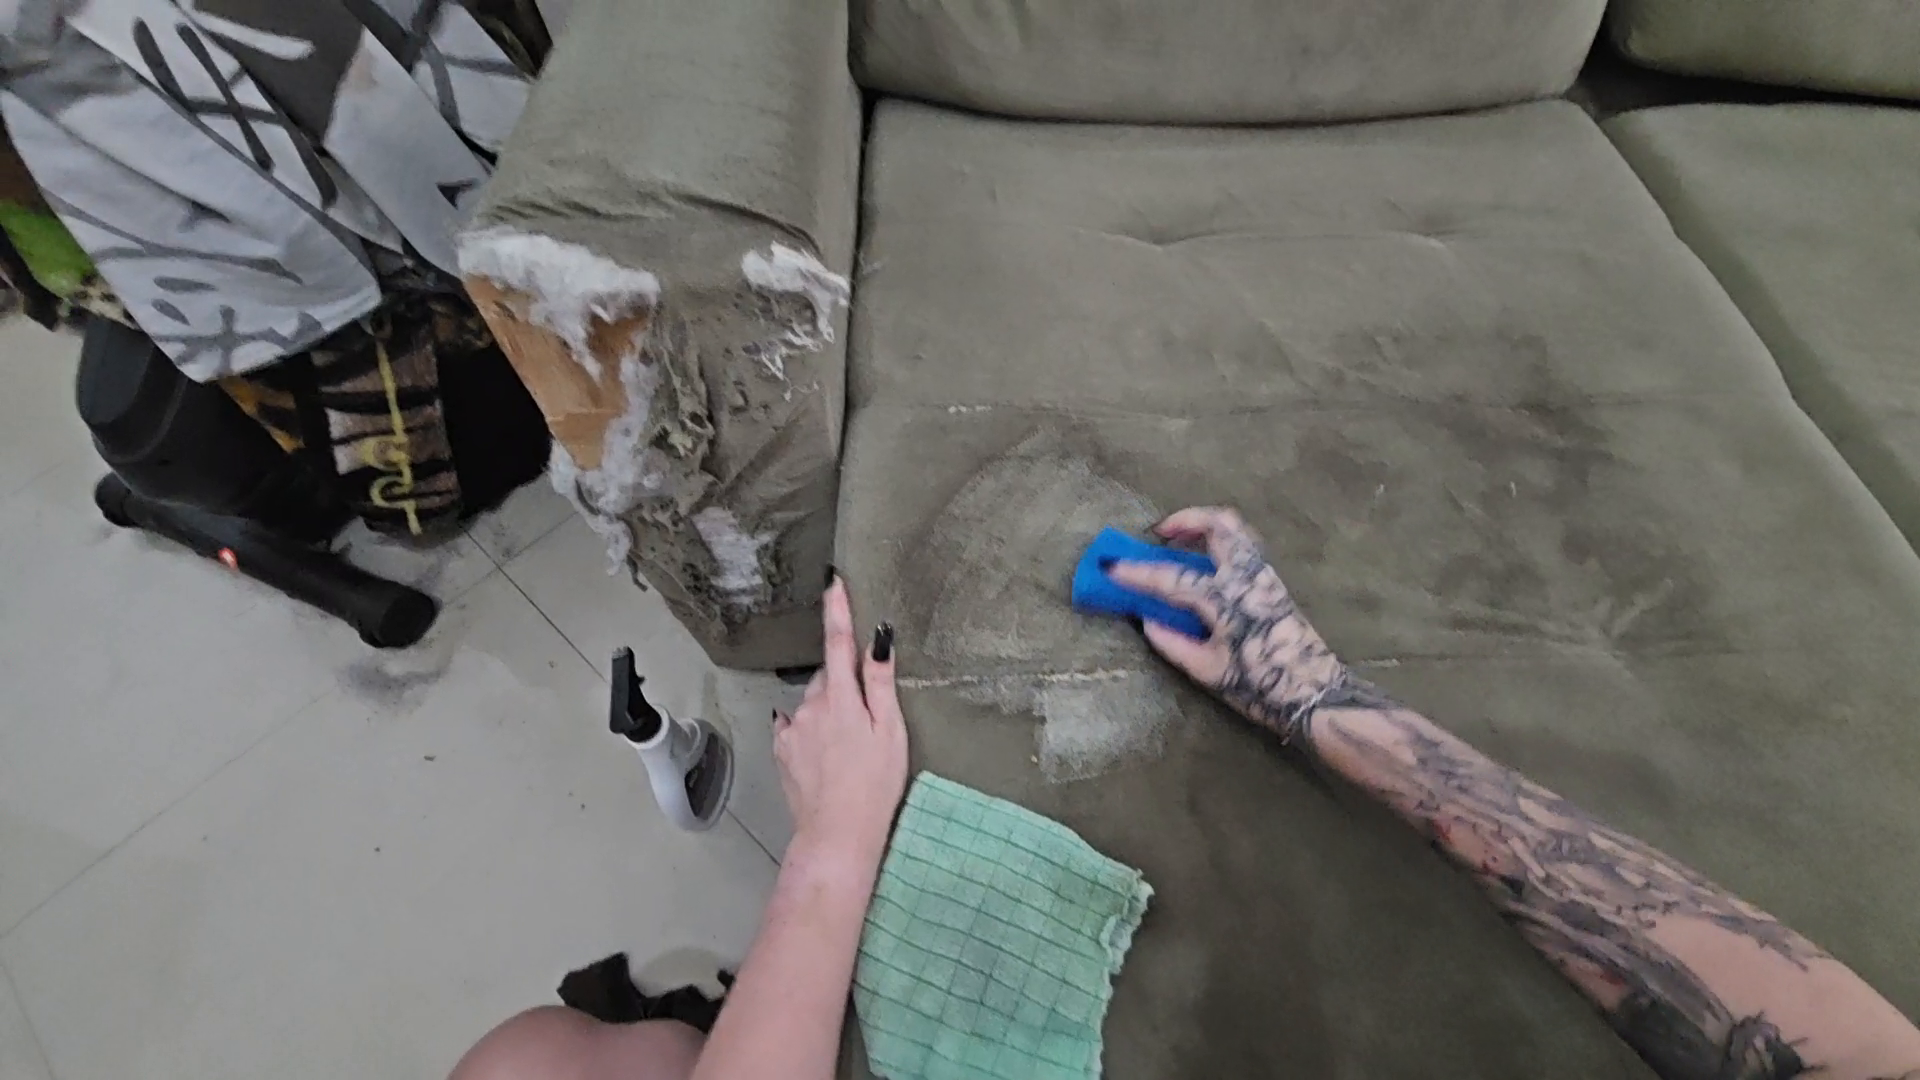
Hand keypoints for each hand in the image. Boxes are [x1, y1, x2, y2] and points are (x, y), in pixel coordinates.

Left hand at [774, 576, 908, 861]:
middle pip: (828, 676)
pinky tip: (825, 754)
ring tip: (847, 746)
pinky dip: (809, 728)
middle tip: (865, 718)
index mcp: (841, 698)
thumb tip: (878, 639)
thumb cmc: (875, 783)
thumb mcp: (890, 732)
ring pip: (812, 702)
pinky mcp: (780, 749)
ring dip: (828, 710)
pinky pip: (795, 725)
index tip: (832, 579)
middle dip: (843, 683)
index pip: (838, 642)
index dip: (837, 608)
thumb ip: (880, 683)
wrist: (837, 834)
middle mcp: (809, 705)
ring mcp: (790, 728)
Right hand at [1109, 507, 1346, 742]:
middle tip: (1160, 534)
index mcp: (1225, 601)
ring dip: (1204, 527)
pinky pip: (1244, 546)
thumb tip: (1145, 619)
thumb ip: (1173, 643)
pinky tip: (1205, 563)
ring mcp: (1264, 576)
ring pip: (1235, 530)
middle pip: (1218, 525)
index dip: (1137, 573)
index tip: (1111, 567)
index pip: (1172, 579)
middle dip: (1185, 520)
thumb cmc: (1260, 687)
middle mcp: (1246, 578)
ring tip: (1180, 542)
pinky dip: (1220, 542)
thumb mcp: (1209, 673)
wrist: (1316, 696)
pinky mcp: (1274, 583)